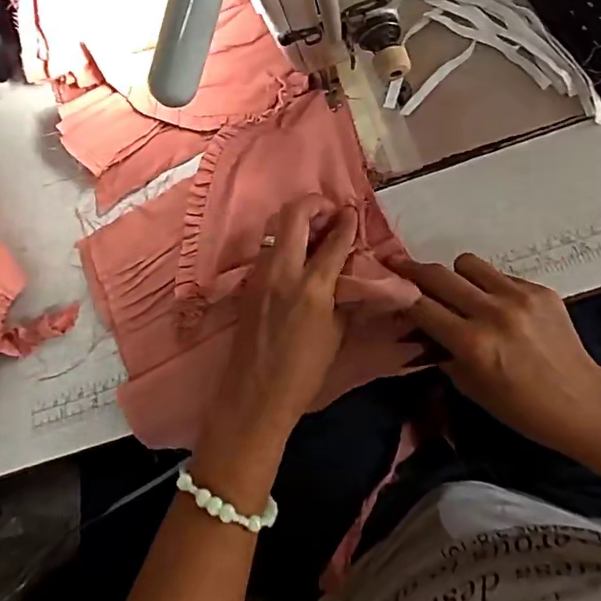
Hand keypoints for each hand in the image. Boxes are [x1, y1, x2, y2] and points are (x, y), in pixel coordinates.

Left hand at [205, 195, 358, 456]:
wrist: (254, 395)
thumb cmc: (304, 371)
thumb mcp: (336, 334)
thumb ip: (344, 296)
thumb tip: (350, 272)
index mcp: (311, 286)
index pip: (334, 239)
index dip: (347, 222)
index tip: (352, 214)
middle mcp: (282, 271)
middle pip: (294, 215)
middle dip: (314, 205)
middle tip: (330, 213)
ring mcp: (260, 275)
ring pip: (277, 230)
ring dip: (298, 223)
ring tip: (316, 234)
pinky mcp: (248, 285)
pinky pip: (268, 251)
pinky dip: (286, 244)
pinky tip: (298, 258)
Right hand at [391, 254, 600, 466]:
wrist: (583, 403)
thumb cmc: (522, 409)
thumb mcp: (472, 387)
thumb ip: (444, 353)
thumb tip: (422, 330)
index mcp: (473, 343)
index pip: (422, 306)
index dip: (399, 295)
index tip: (384, 286)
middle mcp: (493, 312)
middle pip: (439, 275)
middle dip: (414, 272)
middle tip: (401, 271)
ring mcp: (520, 296)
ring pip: (468, 264)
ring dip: (455, 276)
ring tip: (459, 293)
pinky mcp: (541, 290)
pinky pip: (500, 276)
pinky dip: (490, 287)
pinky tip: (500, 309)